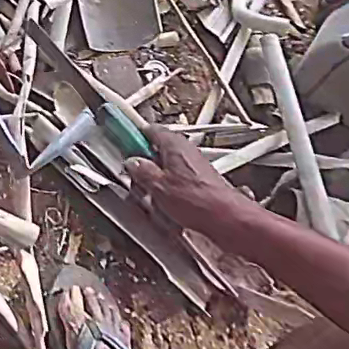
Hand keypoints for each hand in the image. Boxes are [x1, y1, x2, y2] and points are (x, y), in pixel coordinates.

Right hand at [124, 126, 255, 235]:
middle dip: (144, 166)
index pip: (149, 130)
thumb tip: (132, 163)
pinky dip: (168, 193)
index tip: (121, 139)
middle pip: (156, 151)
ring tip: (152, 198)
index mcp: (174, 144)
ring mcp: (194, 167)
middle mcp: (186, 151)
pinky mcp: (199, 183)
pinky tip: (167, 208)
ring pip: (166, 170)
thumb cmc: (200, 200)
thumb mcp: (158, 186)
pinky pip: (176, 184)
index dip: (133, 135)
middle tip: (135, 178)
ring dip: (156, 182)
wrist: (226, 219)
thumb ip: (142, 172)